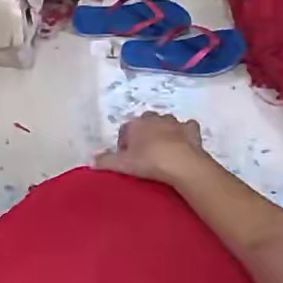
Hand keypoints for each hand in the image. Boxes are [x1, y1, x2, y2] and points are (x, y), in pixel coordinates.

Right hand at [95, 113, 213, 185]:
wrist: (181, 163)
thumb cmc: (149, 162)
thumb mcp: (123, 164)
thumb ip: (105, 161)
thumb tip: (91, 160)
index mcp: (136, 124)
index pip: (125, 130)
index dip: (124, 144)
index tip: (127, 158)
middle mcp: (154, 118)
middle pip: (145, 123)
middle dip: (144, 134)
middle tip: (144, 154)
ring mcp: (174, 122)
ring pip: (166, 122)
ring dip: (163, 132)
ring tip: (163, 150)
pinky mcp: (191, 129)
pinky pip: (186, 127)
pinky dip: (185, 133)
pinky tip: (183, 143)